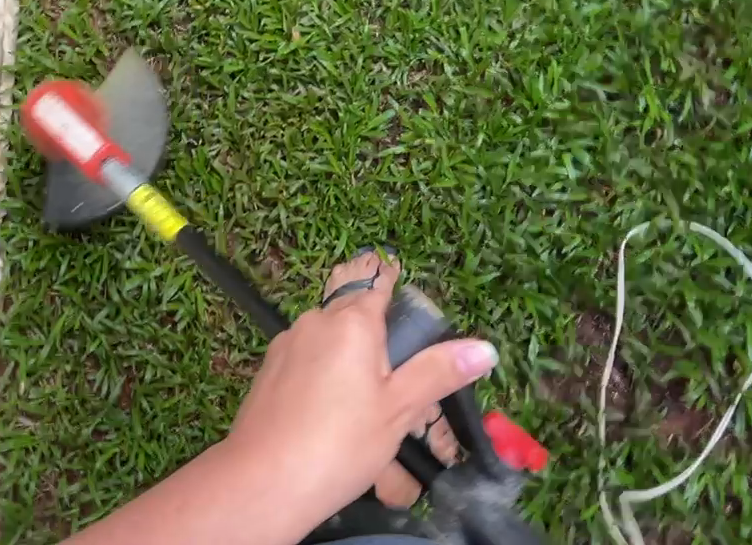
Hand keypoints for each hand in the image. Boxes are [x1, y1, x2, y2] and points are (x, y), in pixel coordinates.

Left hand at [223, 255, 497, 528]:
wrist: (266, 477)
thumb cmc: (341, 442)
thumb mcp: (400, 409)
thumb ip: (438, 372)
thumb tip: (485, 347)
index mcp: (352, 322)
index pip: (377, 286)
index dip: (390, 281)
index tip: (398, 274)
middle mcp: (317, 320)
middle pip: (351, 310)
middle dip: (371, 328)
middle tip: (392, 366)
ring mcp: (288, 341)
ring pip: (326, 335)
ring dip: (344, 351)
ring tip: (361, 397)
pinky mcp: (270, 365)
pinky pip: (305, 355)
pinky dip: (320, 369)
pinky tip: (327, 406)